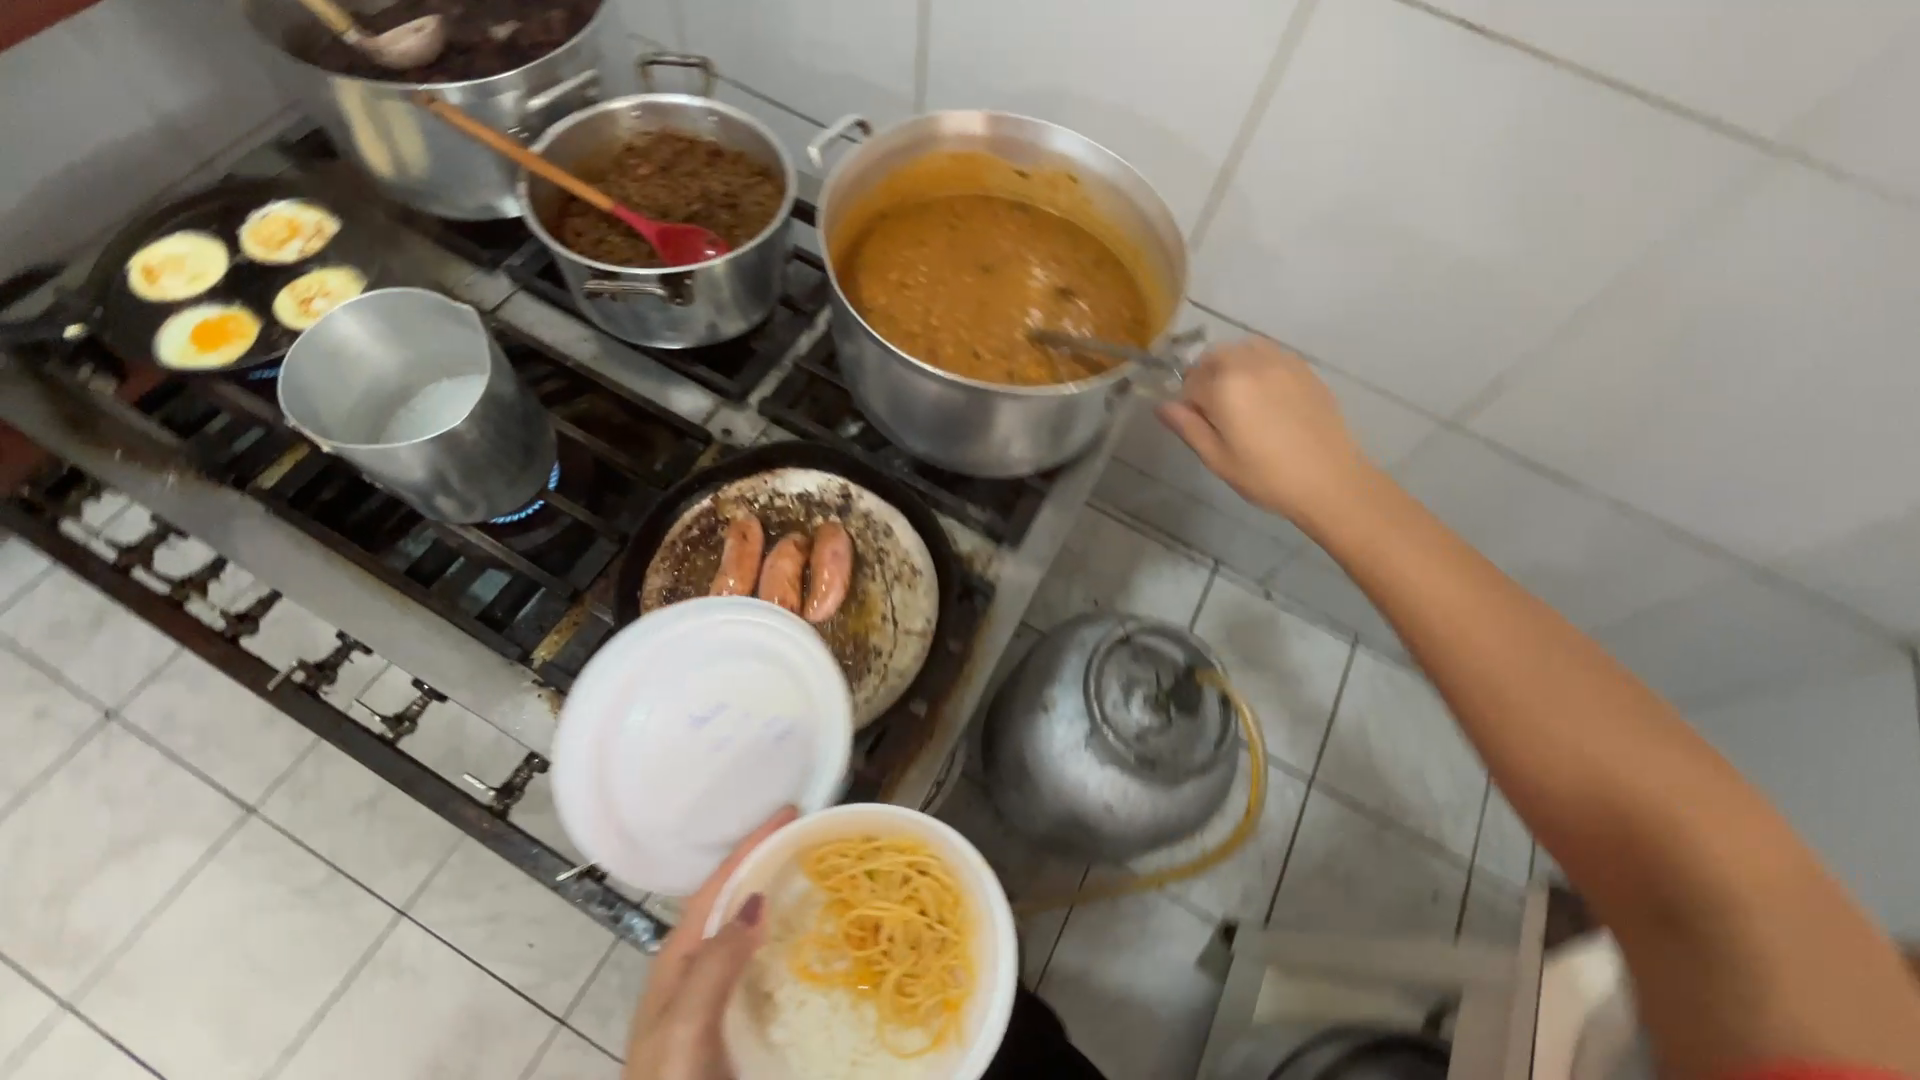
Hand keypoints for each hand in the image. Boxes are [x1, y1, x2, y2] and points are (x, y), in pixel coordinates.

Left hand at [625, 805, 798, 1079]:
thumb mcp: (687, 1027)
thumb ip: (715, 966)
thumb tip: (757, 899)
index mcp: (677, 961)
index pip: (715, 888)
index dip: (749, 847)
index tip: (788, 814)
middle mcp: (695, 972)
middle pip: (731, 902)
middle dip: (765, 863)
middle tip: (811, 839)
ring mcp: (714, 999)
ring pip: (748, 932)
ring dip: (777, 898)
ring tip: (816, 877)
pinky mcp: (735, 1025)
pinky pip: (763, 966)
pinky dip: (786, 941)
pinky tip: (809, 944)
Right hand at [1157, 337, 1373, 520]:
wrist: (1329, 479)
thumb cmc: (1266, 476)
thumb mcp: (1217, 459)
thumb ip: (1187, 427)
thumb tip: (1161, 406)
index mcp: (1225, 386)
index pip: (1189, 382)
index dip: (1188, 405)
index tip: (1200, 426)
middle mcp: (1250, 363)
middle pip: (1213, 357)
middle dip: (1207, 379)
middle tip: (1218, 414)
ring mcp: (1280, 361)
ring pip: (1241, 350)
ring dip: (1231, 367)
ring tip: (1242, 401)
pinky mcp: (1303, 368)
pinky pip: (1269, 354)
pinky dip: (1258, 367)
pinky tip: (1267, 397)